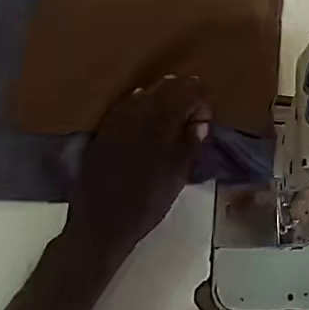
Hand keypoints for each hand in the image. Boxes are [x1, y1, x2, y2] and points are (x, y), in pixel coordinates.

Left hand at [63, 76, 211, 262]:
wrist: (101, 223)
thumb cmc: (148, 201)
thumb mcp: (178, 174)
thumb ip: (190, 143)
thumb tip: (199, 124)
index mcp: (161, 120)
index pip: (187, 92)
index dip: (201, 101)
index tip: (207, 118)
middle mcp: (138, 111)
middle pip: (166, 86)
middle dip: (184, 95)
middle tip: (194, 114)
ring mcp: (117, 118)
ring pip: (146, 93)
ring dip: (163, 100)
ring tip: (173, 119)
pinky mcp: (103, 130)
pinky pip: (127, 107)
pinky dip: (143, 110)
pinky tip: (148, 125)